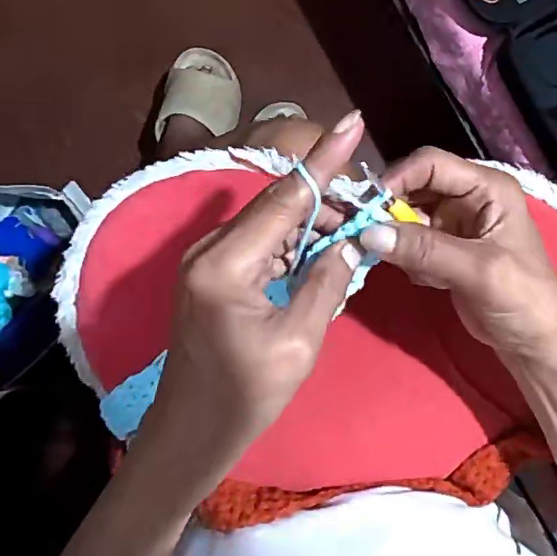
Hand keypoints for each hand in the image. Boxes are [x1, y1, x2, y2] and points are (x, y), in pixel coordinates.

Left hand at [143, 111, 364, 475]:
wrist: (189, 434)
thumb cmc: (244, 396)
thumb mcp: (298, 340)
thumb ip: (327, 282)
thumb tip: (351, 242)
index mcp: (227, 264)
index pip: (286, 197)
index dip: (325, 158)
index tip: (353, 121)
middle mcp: (210, 249)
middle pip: (279, 205)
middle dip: (326, 201)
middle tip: (367, 214)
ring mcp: (207, 259)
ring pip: (272, 222)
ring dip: (312, 225)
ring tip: (351, 239)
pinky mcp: (212, 273)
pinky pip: (261, 243)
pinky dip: (294, 244)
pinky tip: (321, 256)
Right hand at [358, 147, 556, 373]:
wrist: (534, 343)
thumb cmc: (522, 299)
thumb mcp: (477, 270)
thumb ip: (425, 249)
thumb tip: (368, 232)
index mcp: (488, 186)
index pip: (431, 163)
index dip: (397, 178)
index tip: (366, 206)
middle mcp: (469, 196)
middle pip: (414, 186)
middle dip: (390, 210)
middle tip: (369, 237)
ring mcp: (455, 223)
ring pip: (407, 215)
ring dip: (398, 239)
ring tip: (412, 267)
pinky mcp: (444, 248)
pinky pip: (410, 242)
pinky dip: (408, 258)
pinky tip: (430, 281)